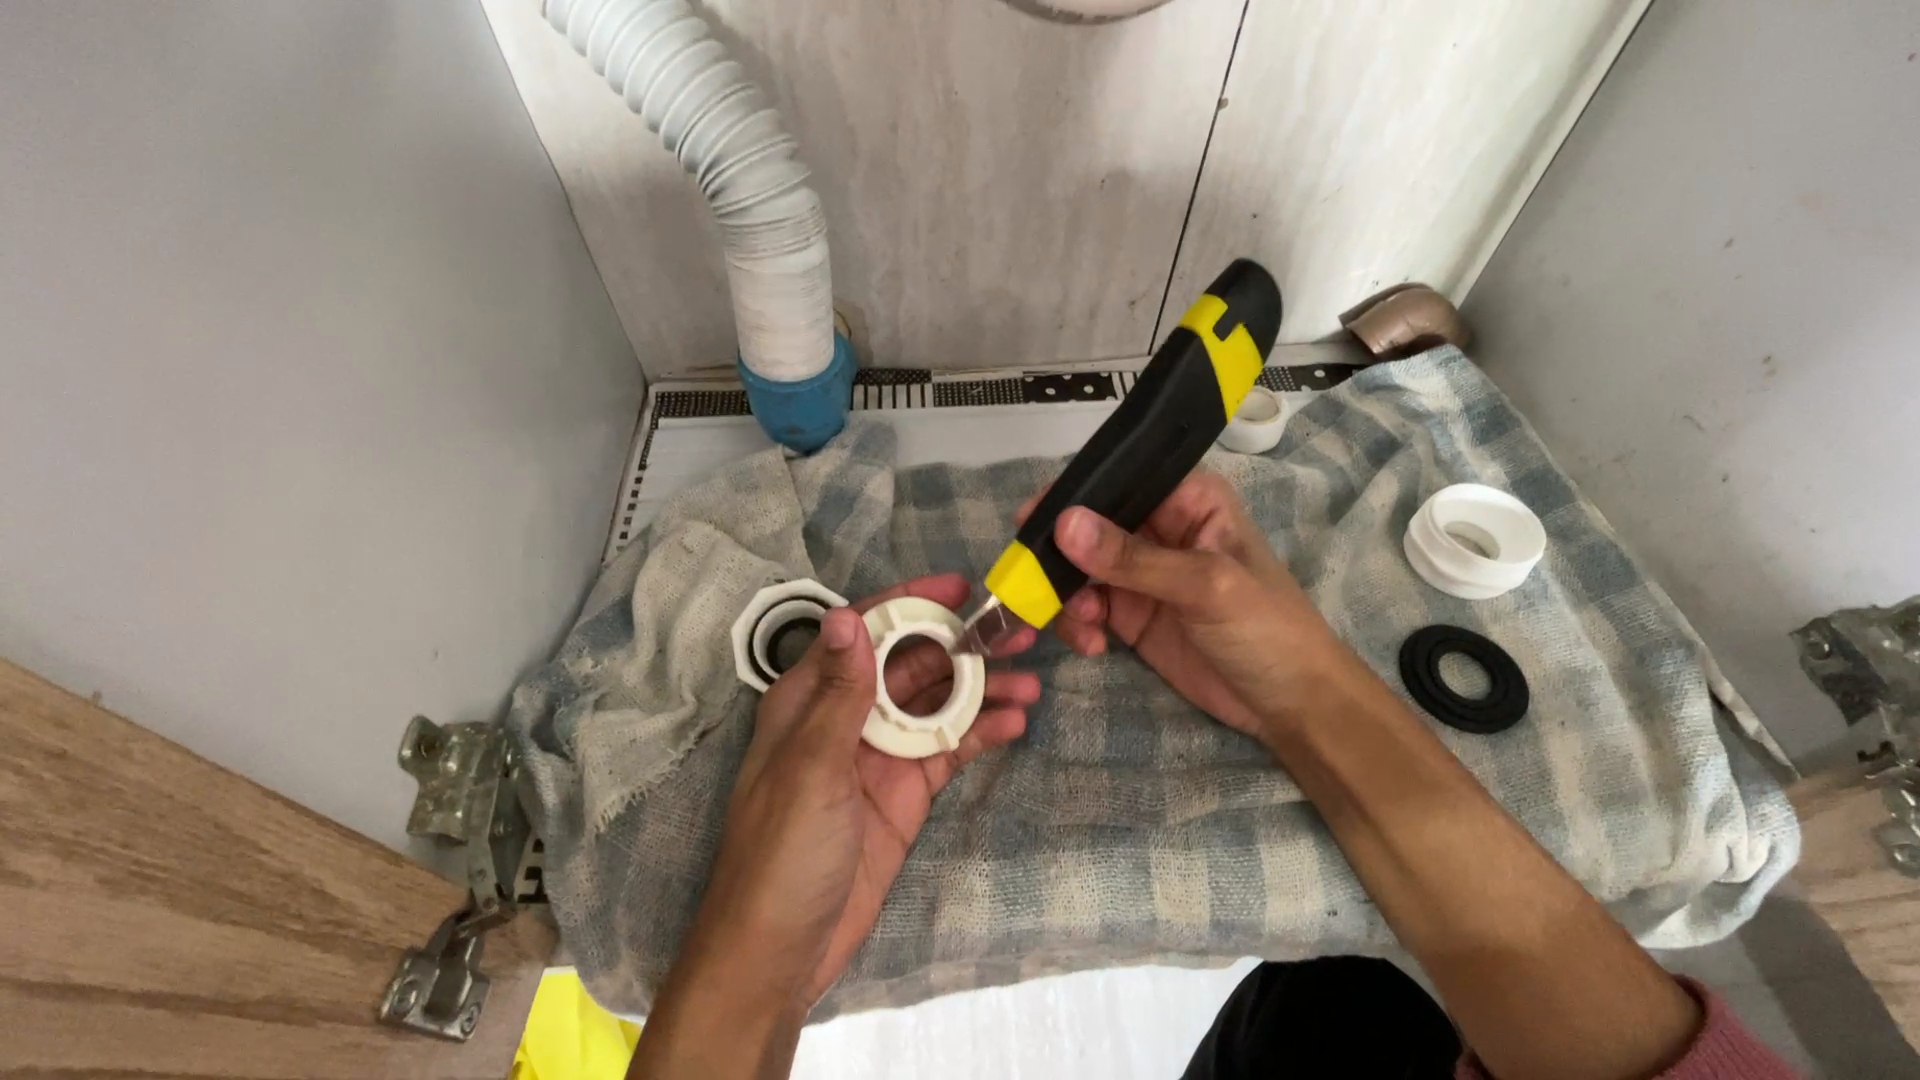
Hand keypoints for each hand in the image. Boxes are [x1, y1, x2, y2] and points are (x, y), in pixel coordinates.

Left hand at [680, 574, 1039, 1012]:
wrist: (781, 949)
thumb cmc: (783, 851)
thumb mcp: (810, 766)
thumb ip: (839, 693)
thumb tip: (849, 616)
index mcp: (811, 697)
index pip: (864, 632)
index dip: (910, 603)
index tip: (961, 589)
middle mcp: (847, 714)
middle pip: (911, 664)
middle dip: (962, 645)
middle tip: (1019, 633)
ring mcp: (880, 753)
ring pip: (937, 704)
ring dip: (982, 690)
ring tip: (1031, 682)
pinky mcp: (905, 790)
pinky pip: (948, 749)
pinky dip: (981, 733)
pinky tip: (1016, 724)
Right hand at [1020, 470, 1357, 742]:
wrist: (1290, 704)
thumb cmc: (1266, 628)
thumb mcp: (1205, 586)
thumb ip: (1133, 558)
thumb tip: (1063, 526)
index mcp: (1188, 498)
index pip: (1119, 478)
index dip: (1073, 494)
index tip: (1031, 520)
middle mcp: (1158, 527)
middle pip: (1087, 523)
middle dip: (1058, 552)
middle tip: (1034, 581)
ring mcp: (1140, 573)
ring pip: (1077, 567)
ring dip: (1065, 594)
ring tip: (1084, 624)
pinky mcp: (1129, 614)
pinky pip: (1083, 607)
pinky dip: (1075, 623)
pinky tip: (1092, 644)